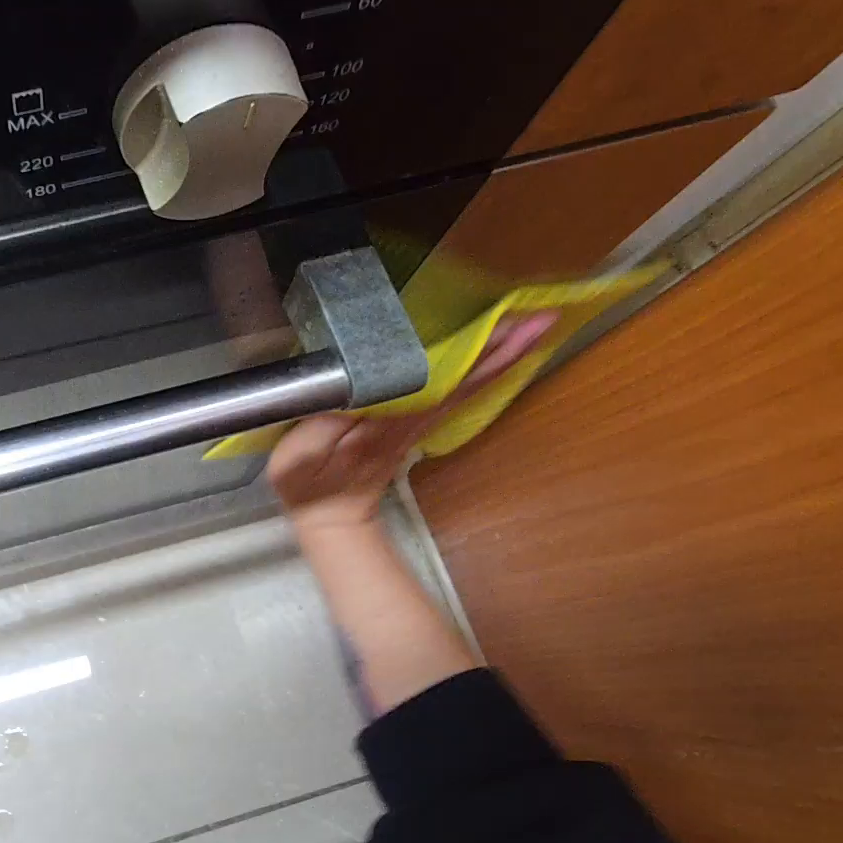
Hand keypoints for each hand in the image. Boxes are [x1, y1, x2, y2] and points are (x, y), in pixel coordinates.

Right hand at [268, 311, 557, 527]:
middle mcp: (411, 421)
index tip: (508, 329)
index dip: (470, 358)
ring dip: (497, 360)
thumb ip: (326, 420)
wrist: (329, 522)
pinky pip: (454, 398)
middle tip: (541, 320)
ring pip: (464, 390)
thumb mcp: (300, 454)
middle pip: (462, 382)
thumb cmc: (307, 485)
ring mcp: (416, 427)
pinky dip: (479, 377)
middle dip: (500, 351)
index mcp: (385, 423)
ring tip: (530, 331)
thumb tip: (354, 384)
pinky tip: (494, 361)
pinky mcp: (413, 430)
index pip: (436, 384)